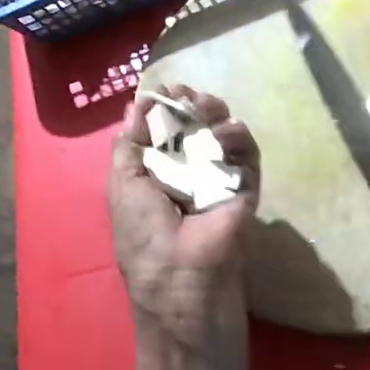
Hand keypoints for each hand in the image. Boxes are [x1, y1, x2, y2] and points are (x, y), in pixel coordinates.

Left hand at [108, 87, 259, 344]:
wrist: (182, 278)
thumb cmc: (143, 234)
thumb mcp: (122, 185)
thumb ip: (129, 144)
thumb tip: (137, 104)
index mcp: (157, 171)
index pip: (165, 129)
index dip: (165, 106)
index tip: (165, 91)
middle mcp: (188, 171)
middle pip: (196, 124)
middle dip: (190, 103)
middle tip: (186, 94)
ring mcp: (219, 177)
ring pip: (223, 132)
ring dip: (214, 112)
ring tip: (204, 108)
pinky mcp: (246, 186)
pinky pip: (247, 153)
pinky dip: (236, 136)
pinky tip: (221, 133)